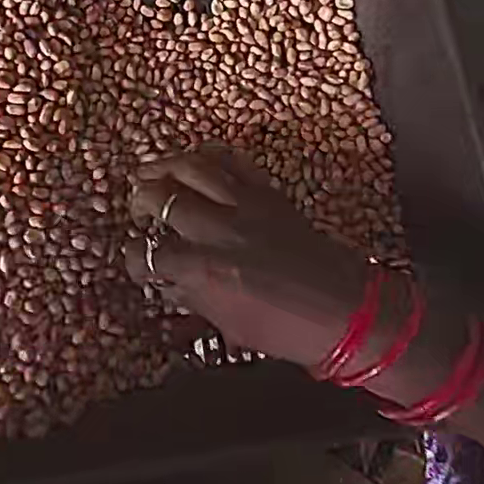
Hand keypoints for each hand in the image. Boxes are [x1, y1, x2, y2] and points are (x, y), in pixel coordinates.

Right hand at [123, 148, 460, 403]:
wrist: (349, 312)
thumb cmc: (285, 329)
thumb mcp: (227, 324)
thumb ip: (190, 296)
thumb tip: (165, 279)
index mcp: (205, 270)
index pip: (149, 253)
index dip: (134, 257)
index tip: (137, 261)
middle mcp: (219, 230)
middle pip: (162, 197)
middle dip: (140, 200)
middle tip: (137, 209)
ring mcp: (246, 206)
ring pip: (192, 167)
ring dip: (163, 166)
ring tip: (149, 171)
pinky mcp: (269, 194)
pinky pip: (232, 161)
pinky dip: (208, 155)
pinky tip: (194, 159)